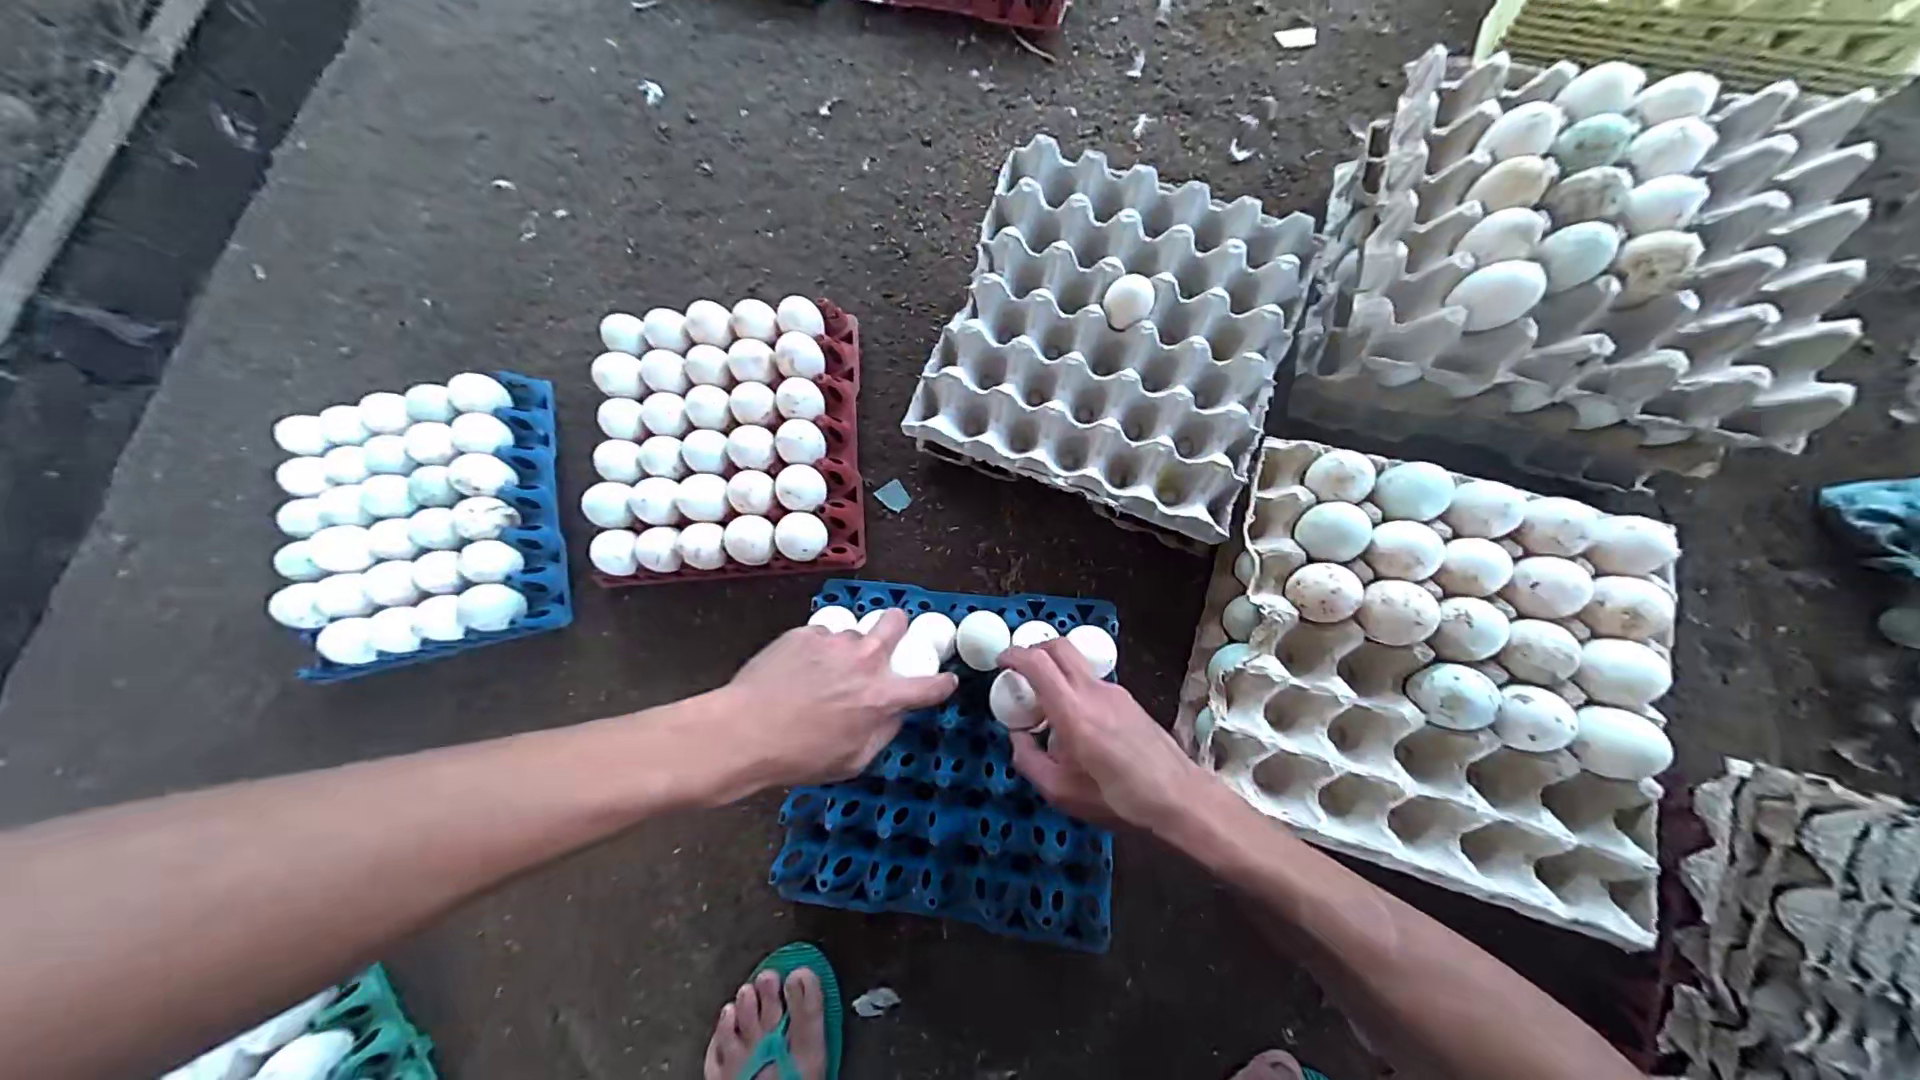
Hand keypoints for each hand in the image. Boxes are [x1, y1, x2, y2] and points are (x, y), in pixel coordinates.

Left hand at [719, 609, 955, 789]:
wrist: (743, 732)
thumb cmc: (797, 755)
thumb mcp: (852, 760)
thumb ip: (883, 732)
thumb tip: (894, 714)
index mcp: (882, 696)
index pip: (930, 685)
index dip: (942, 683)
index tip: (944, 681)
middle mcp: (864, 660)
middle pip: (897, 622)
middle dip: (897, 628)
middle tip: (885, 644)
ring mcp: (834, 641)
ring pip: (853, 632)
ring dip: (848, 647)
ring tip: (823, 671)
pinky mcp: (805, 633)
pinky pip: (821, 635)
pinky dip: (817, 649)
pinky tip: (798, 670)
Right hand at [1000, 640, 1208, 831]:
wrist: (1179, 799)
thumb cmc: (1118, 799)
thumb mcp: (1059, 791)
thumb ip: (1028, 760)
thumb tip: (1017, 737)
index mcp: (1073, 711)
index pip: (1038, 663)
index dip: (1014, 655)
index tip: (1001, 663)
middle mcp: (1094, 691)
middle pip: (1059, 647)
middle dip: (1034, 650)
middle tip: (1019, 671)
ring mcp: (1115, 692)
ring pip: (1077, 664)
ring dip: (1056, 672)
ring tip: (1047, 707)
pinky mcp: (1129, 701)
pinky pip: (1092, 683)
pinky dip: (1075, 688)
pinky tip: (1076, 723)